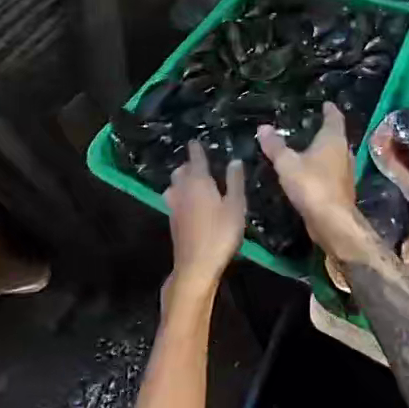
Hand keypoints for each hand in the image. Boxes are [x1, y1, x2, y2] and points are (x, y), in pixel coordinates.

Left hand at [163, 142, 246, 307]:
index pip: (195, 157)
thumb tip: (234, 160)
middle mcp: (182, 188)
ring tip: (195, 182)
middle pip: (181, 170)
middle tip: (202, 164)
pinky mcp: (172, 220)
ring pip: (175, 184)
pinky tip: (190, 202)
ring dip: (182, 180)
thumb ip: (235, 181)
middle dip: (189, 164)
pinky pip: (174, 198)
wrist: (196, 265)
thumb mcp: (236, 206)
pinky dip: (181, 194)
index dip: (196, 148)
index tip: (197, 141)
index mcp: (198, 181)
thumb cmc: (220, 233)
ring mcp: (174, 205)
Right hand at [257, 101, 377, 263]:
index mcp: (333, 140)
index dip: (329, 110)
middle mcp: (344, 153)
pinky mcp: (341, 190)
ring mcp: (345, 173)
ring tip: (308, 148)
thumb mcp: (287, 163)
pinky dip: (323, 168)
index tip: (325, 104)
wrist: (333, 223)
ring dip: (324, 151)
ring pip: (335, 155)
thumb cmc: (312, 185)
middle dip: (326, 130)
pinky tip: (310, 172)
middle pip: (337, 136)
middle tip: (311, 126)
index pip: (334, 118)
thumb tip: (263, 127)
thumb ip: (275, 145)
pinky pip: (332, 171)